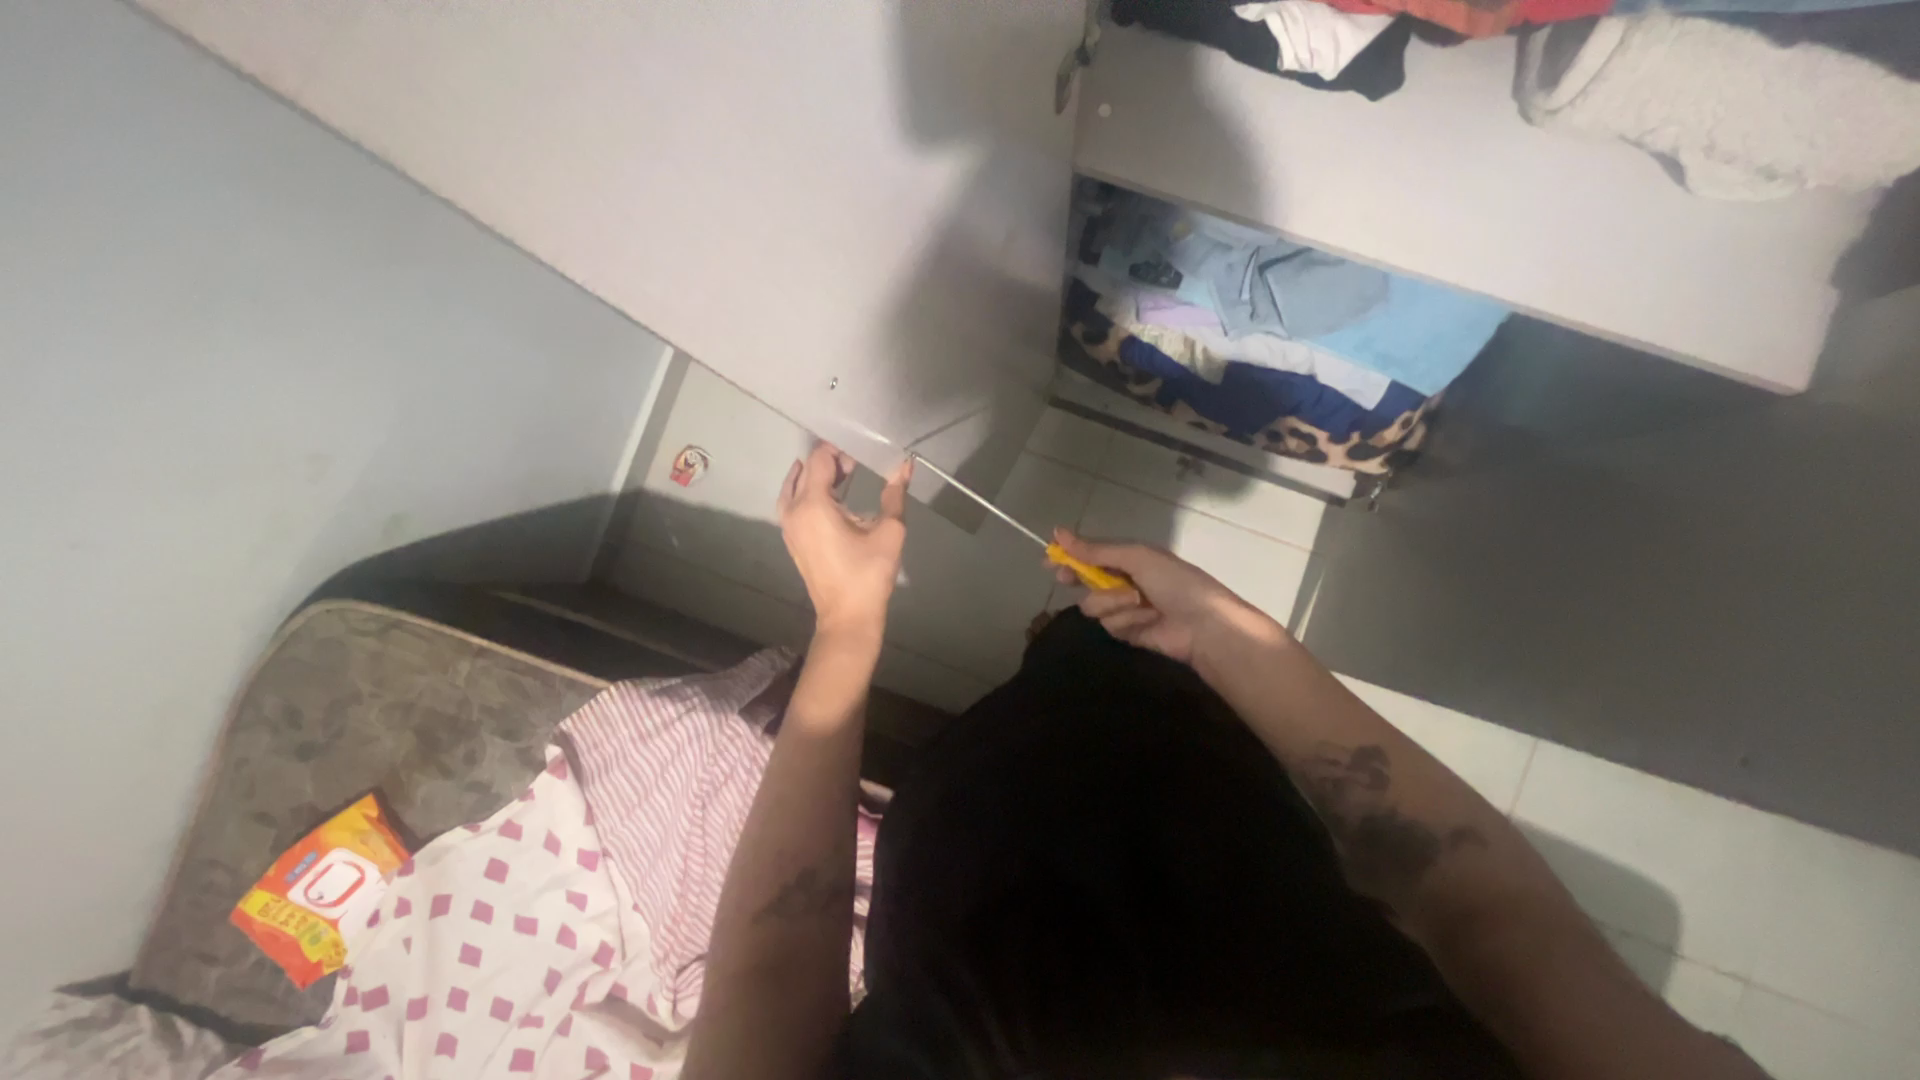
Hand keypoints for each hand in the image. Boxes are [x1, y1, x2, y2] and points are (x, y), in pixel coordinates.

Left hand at [777, 443, 911, 641]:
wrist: (847, 616)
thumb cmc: (869, 574)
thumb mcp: (890, 531)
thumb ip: (895, 495)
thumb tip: (905, 465)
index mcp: (814, 505)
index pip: (819, 460)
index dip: (837, 449)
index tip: (859, 451)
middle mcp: (794, 511)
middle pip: (805, 470)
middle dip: (829, 462)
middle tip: (856, 463)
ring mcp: (788, 526)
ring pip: (794, 487)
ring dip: (816, 477)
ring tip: (844, 477)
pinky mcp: (792, 539)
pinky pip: (792, 503)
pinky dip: (808, 493)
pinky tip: (832, 498)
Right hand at [1050, 527, 1286, 663]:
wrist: (1205, 627)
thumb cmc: (1175, 583)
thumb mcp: (1137, 557)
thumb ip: (1097, 550)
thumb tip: (1058, 532)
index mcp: (1131, 559)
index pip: (1091, 555)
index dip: (1069, 557)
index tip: (1049, 560)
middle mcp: (1125, 582)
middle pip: (1086, 581)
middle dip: (1079, 580)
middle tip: (1067, 579)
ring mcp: (1126, 609)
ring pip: (1094, 605)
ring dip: (1113, 603)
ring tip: (1139, 604)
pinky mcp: (1128, 633)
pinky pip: (1109, 625)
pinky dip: (1127, 622)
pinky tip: (1147, 622)